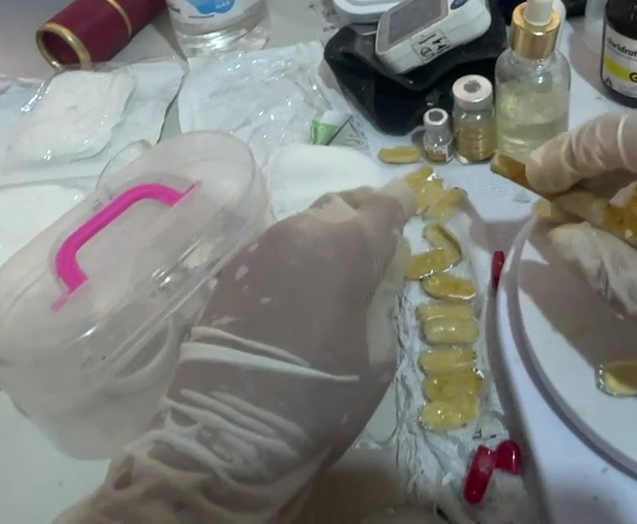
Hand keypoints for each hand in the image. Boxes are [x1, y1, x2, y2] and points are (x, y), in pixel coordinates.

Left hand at [63, 176, 415, 523]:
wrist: (228, 434)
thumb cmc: (319, 399)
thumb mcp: (377, 357)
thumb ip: (382, 301)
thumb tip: (379, 275)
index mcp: (349, 248)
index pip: (385, 204)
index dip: (402, 202)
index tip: (409, 203)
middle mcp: (305, 231)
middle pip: (343, 204)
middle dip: (363, 216)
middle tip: (373, 242)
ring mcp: (264, 244)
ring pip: (307, 221)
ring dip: (326, 235)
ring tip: (334, 268)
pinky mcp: (234, 265)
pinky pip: (277, 243)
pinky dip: (296, 254)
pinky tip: (297, 287)